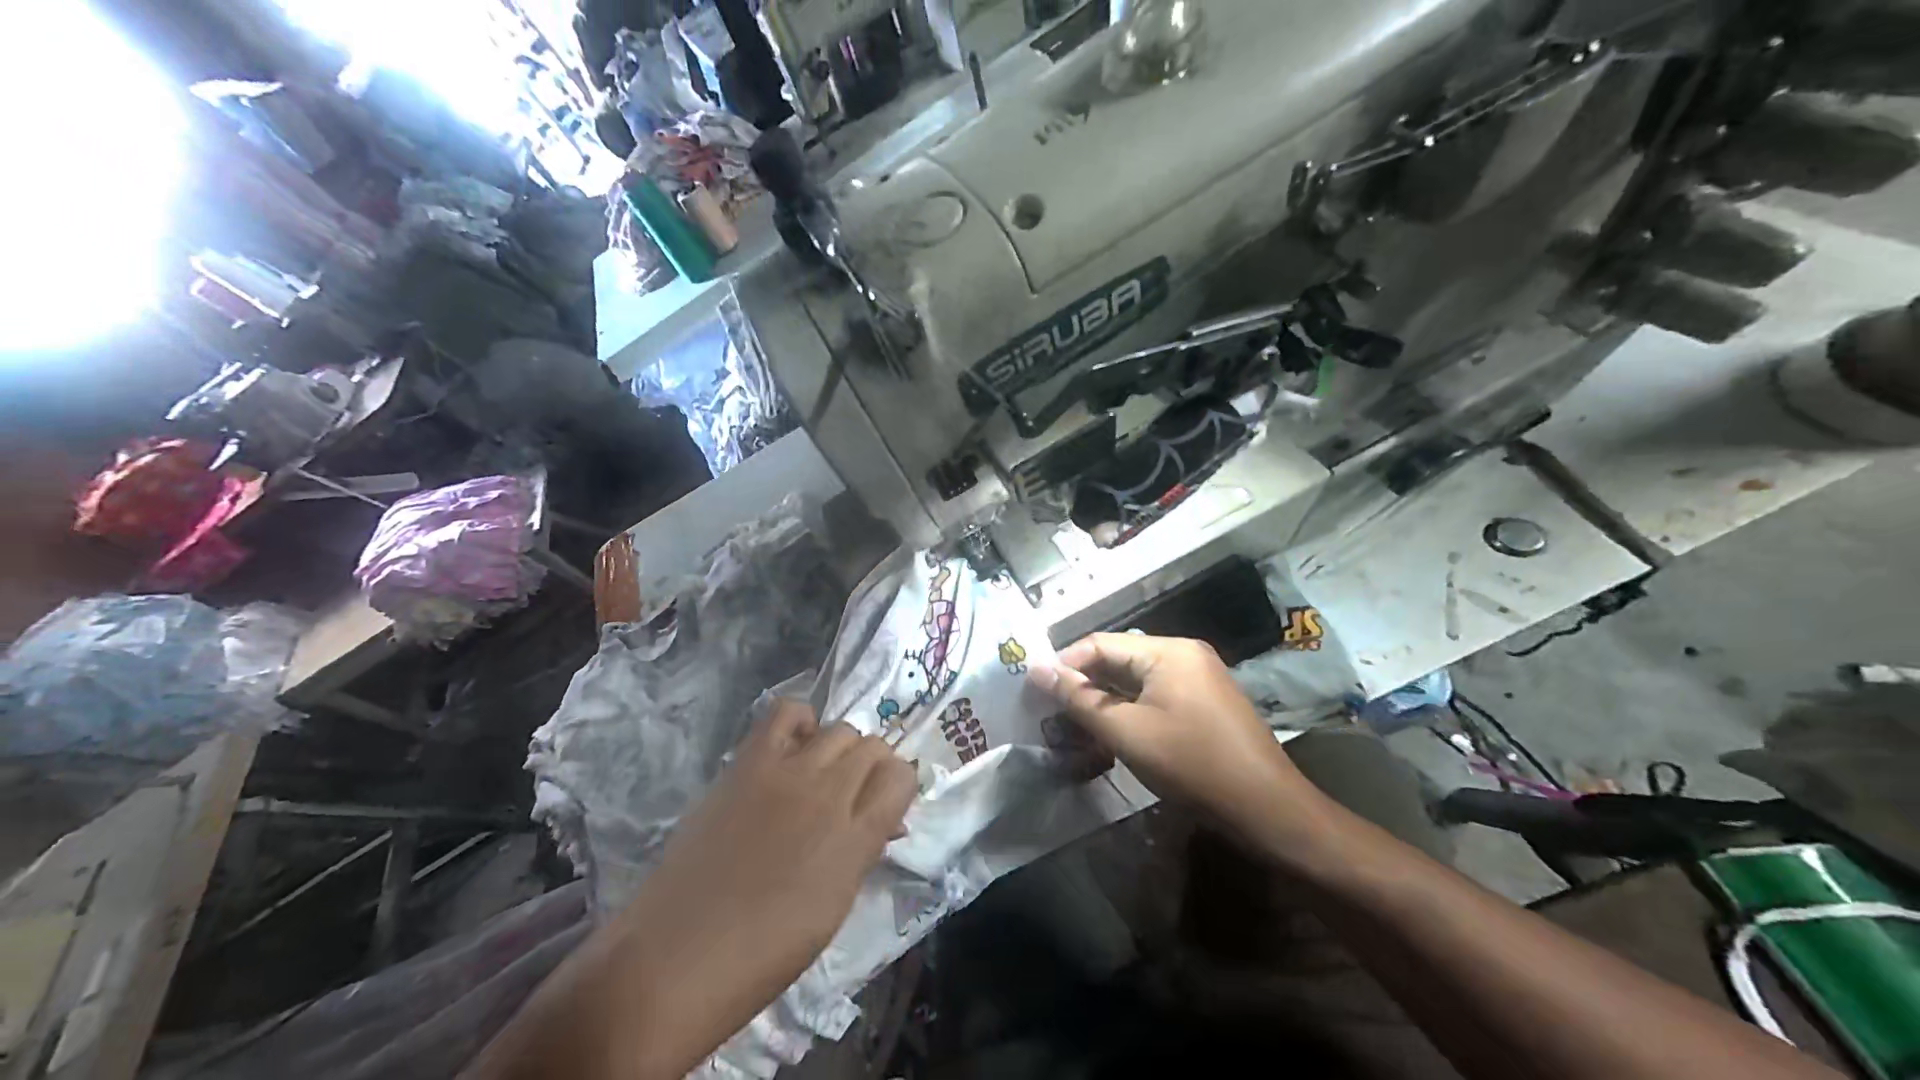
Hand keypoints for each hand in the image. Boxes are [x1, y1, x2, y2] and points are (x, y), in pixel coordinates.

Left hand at [604, 701, 916, 1077]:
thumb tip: (881, 823)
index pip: (902, 778)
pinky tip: (794, 750)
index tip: (885, 804)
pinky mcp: (746, 764)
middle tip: (853, 795)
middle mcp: (829, 794)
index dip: (898, 787)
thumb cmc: (764, 953)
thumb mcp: (833, 908)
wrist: (676, 957)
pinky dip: (801, 723)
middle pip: (873, 747)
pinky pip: (786, 714)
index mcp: (856, 839)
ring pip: (839, 729)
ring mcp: (786, 773)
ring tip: (822, 775)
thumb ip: (861, 853)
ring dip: (841, 749)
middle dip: (873, 767)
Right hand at [1030, 634, 1325, 837]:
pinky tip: (1111, 737)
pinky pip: (1155, 697)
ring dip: (1103, 703)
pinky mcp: (1204, 704)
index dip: (1064, 665)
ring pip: (1135, 681)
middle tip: (1051, 715)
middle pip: (1118, 660)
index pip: (1100, 643)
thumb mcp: (1126, 732)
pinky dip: (1128, 712)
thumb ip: (1078, 699)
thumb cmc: (1192, 765)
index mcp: (1168, 651)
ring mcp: (1198, 679)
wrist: (1268, 810)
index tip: (1035, 693)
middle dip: (1082, 686)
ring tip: (1073, 730)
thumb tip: (1036, 669)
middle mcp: (1184, 654)